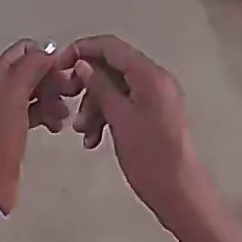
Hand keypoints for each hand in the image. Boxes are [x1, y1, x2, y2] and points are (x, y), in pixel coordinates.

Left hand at [0, 40, 80, 213]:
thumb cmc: (0, 134)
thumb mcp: (14, 93)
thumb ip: (30, 66)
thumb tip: (48, 51)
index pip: (25, 49)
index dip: (46, 59)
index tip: (62, 74)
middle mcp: (0, 86)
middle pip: (33, 70)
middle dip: (52, 80)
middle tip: (68, 95)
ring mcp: (6, 106)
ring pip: (37, 91)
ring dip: (53, 99)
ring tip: (62, 117)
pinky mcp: (14, 125)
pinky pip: (36, 109)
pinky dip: (48, 114)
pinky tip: (55, 126)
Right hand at [58, 36, 241, 241]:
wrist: (181, 195)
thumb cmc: (151, 157)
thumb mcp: (119, 118)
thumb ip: (100, 86)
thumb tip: (83, 64)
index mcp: (150, 75)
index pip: (110, 46)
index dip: (82, 50)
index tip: (60, 65)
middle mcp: (155, 80)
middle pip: (112, 66)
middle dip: (87, 83)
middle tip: (67, 98)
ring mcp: (156, 97)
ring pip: (115, 87)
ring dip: (94, 104)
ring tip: (82, 130)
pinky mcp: (154, 114)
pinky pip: (124, 103)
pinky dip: (107, 115)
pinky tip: (94, 138)